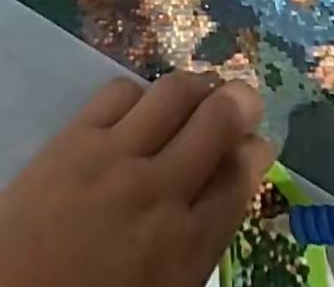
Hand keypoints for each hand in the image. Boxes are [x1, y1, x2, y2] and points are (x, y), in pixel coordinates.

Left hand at [0, 74, 274, 286]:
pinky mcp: (74, 136)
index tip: (259, 140)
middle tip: (244, 93)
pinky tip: (140, 101)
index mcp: (186, 247)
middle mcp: (159, 190)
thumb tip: (210, 202)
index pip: (238, 181)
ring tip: (200, 87)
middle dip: (239, 100)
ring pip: (172, 94)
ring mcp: (115, 155)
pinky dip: (139, 90)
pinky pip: (119, 92)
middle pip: (215, 122)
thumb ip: (190, 249)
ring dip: (195, 85)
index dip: (255, 152)